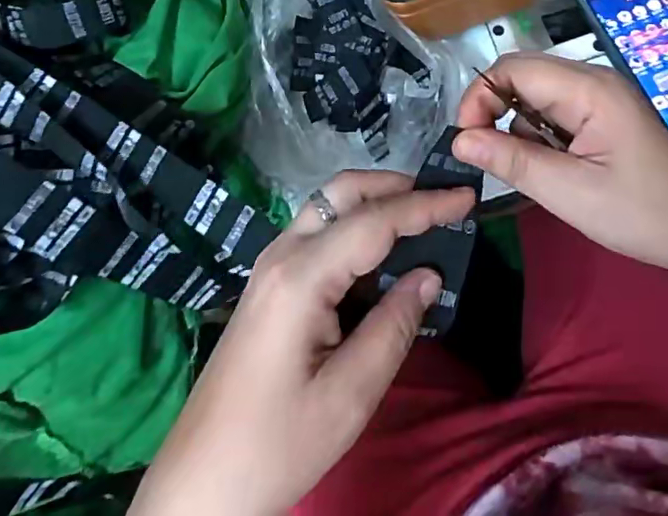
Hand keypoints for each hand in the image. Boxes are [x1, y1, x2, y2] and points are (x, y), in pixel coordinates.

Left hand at [129, 170, 476, 515]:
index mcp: (301, 277)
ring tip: (423, 222)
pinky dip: (356, 229)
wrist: (200, 480)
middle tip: (442, 199)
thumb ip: (394, 326)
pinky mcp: (269, 284)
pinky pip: (318, 235)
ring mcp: (270, 266)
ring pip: (328, 208)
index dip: (425, 204)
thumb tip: (430, 275)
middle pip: (342, 193)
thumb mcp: (349, 396)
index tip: (467, 196)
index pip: (374, 221)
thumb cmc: (276, 444)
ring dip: (376, 204)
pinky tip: (382, 257)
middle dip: (396, 186)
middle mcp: (282, 254)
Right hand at [452, 52, 667, 283]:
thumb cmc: (640, 215)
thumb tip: (459, 139)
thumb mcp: (569, 193)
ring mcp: (601, 94)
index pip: (513, 68)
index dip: (481, 96)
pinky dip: (538, 130)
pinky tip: (551, 163)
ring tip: (528, 165)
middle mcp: (594, 79)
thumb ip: (512, 160)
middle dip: (494, 106)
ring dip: (516, 121)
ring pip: (535, 90)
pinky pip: (553, 106)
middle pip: (523, 73)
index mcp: (590, 89)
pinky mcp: (603, 112)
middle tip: (485, 151)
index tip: (467, 139)